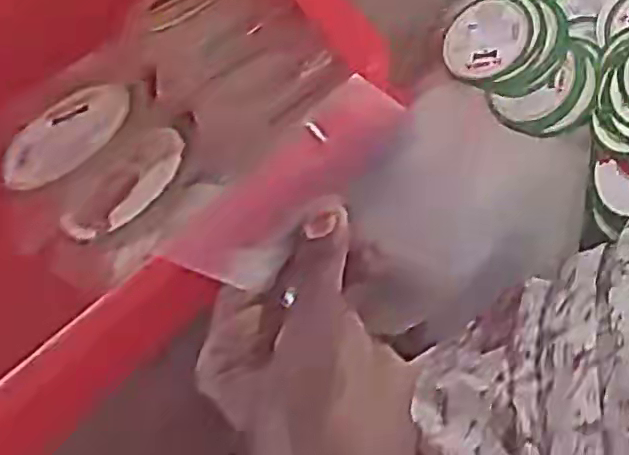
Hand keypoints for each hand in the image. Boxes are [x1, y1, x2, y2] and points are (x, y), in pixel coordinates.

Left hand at [196, 204, 417, 454]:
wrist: (367, 440)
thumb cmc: (315, 393)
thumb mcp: (314, 325)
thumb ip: (320, 266)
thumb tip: (326, 207)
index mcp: (234, 345)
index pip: (250, 276)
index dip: (278, 239)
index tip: (311, 198)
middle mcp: (269, 339)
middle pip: (295, 276)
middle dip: (325, 244)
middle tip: (353, 210)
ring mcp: (316, 337)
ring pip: (333, 281)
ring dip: (356, 256)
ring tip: (379, 233)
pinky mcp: (358, 336)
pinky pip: (364, 292)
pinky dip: (377, 272)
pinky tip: (394, 252)